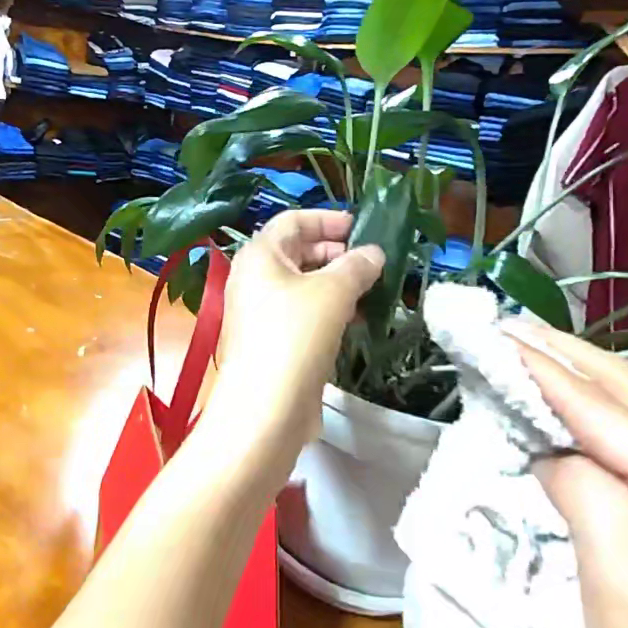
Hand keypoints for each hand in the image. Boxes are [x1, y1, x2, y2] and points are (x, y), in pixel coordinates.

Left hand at [194, 210, 383, 485]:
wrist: (266, 407)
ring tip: (372, 290)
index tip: (361, 227)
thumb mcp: (332, 292)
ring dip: (337, 282)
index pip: (293, 221)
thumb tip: (374, 253)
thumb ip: (356, 266)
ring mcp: (260, 311)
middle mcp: (254, 277)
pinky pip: (303, 312)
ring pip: (302, 284)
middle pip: (297, 251)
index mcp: (259, 255)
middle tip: (372, 261)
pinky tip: (356, 319)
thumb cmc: (295, 335)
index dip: (327, 219)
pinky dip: (329, 308)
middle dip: (336, 252)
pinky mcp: (271, 340)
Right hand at [500, 320, 627, 627]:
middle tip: (513, 325)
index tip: (501, 335)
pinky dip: (600, 406)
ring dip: (587, 372)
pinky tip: (574, 404)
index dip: (553, 373)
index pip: (614, 416)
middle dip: (573, 354)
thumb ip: (594, 504)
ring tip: (538, 348)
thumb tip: (554, 455)